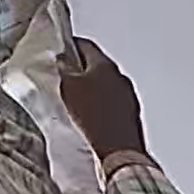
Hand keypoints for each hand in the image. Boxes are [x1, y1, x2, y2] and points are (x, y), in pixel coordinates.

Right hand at [57, 37, 147, 160]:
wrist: (118, 149)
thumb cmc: (93, 115)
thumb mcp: (68, 87)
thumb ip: (64, 69)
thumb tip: (63, 60)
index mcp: (105, 65)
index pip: (86, 45)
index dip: (71, 44)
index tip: (62, 47)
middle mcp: (120, 76)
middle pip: (97, 63)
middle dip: (81, 67)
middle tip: (66, 72)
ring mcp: (128, 95)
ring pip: (106, 82)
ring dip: (92, 84)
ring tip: (76, 95)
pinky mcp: (132, 112)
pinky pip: (113, 99)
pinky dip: (101, 100)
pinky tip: (90, 111)